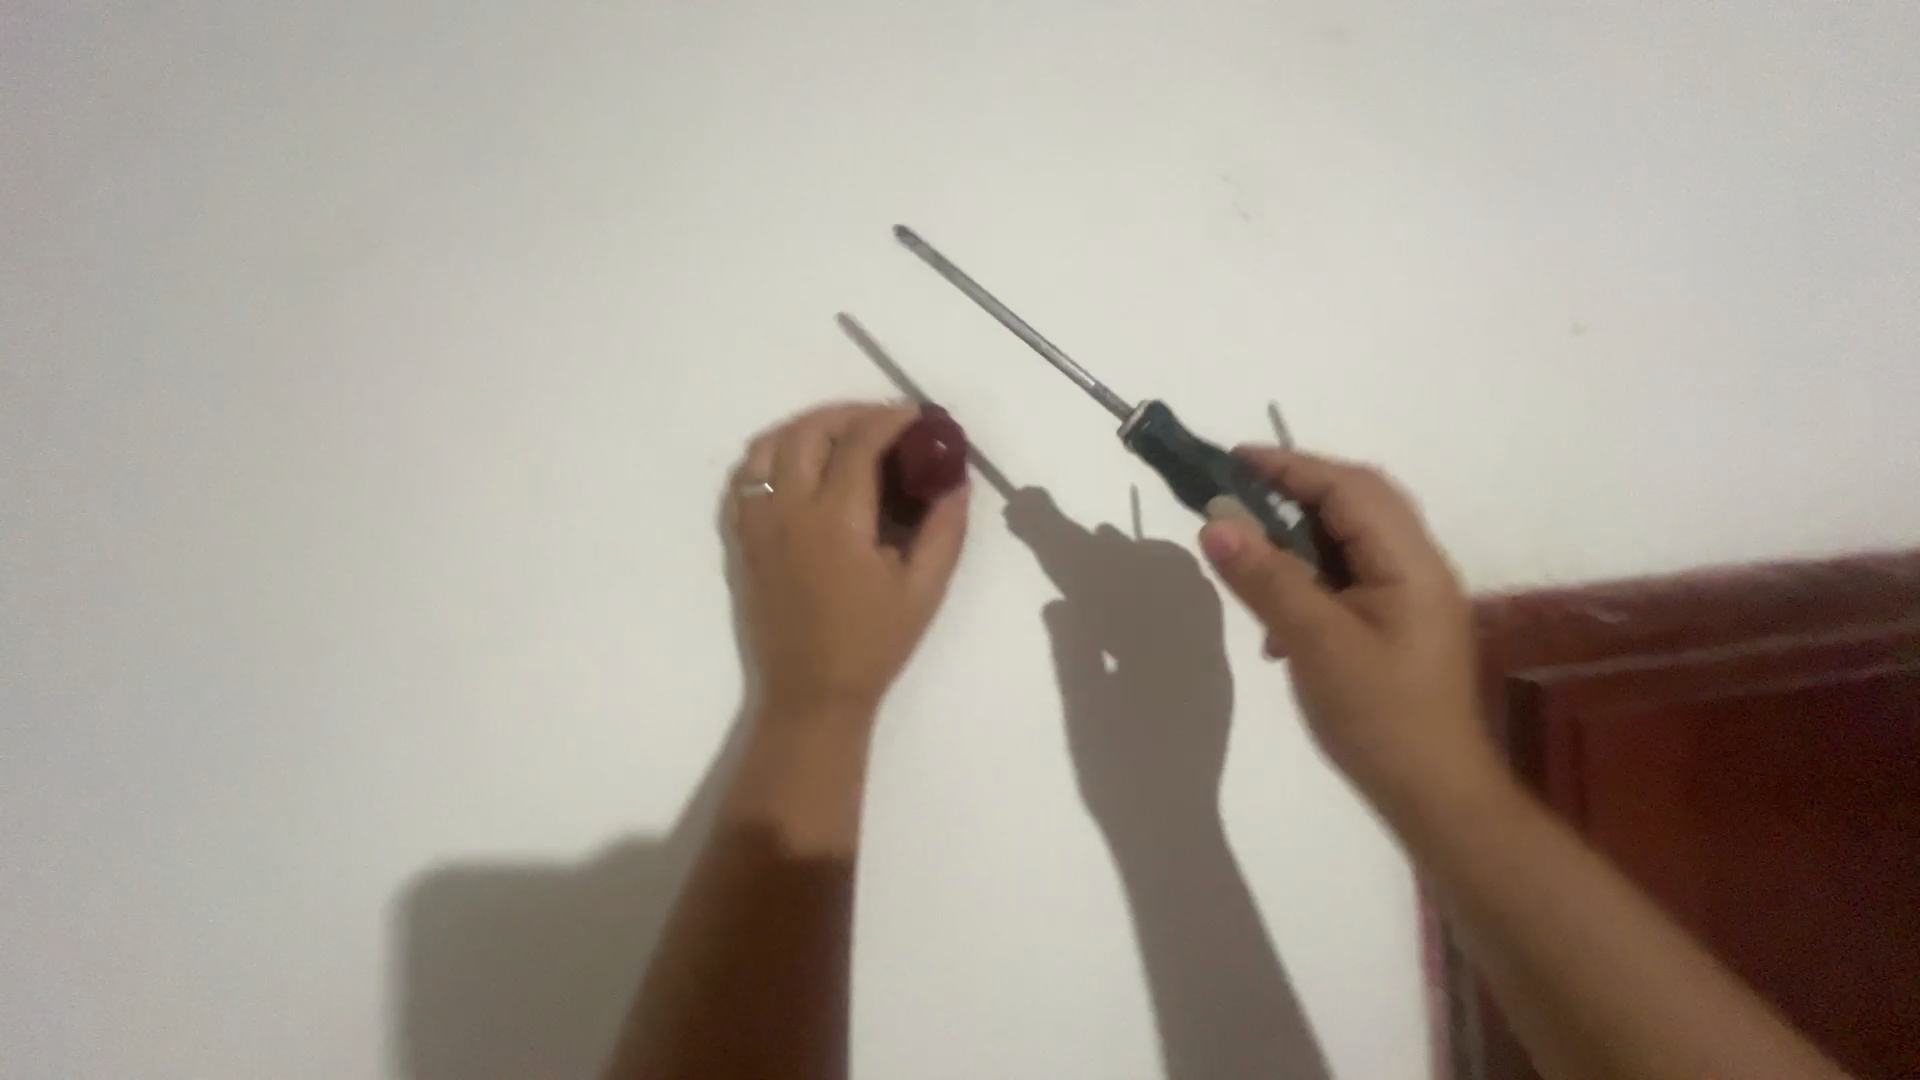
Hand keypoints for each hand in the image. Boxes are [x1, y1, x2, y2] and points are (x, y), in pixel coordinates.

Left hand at [729, 403, 970, 720]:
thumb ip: (945, 529)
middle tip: (882, 422)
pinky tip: (799, 468)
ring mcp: (757, 525)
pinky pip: (744, 479)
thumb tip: (956, 481)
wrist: (812, 694)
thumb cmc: (874, 645)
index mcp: (836, 520)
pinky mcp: (743, 541)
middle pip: (807, 431)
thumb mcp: (925, 590)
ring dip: (805, 427)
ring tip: (840, 435)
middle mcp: (788, 510)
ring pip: (766, 447)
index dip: (891, 419)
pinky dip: (771, 457)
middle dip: (848, 413)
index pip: (859, 442)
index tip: (917, 417)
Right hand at [1196, 449, 1490, 803]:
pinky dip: (1306, 573)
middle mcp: (1416, 566)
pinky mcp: (1394, 621)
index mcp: (1409, 563)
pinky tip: (1276, 613)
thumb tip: (1214, 524)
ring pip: (1348, 538)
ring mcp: (1408, 595)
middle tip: (1236, 494)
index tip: (1232, 459)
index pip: (1349, 488)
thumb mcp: (1314, 643)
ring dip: (1297, 534)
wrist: (1433, 793)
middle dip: (1293, 490)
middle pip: (1355, 503)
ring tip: (1248, 545)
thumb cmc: (1379, 716)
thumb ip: (1265, 579)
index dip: (1290, 466)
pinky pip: (1346, 574)